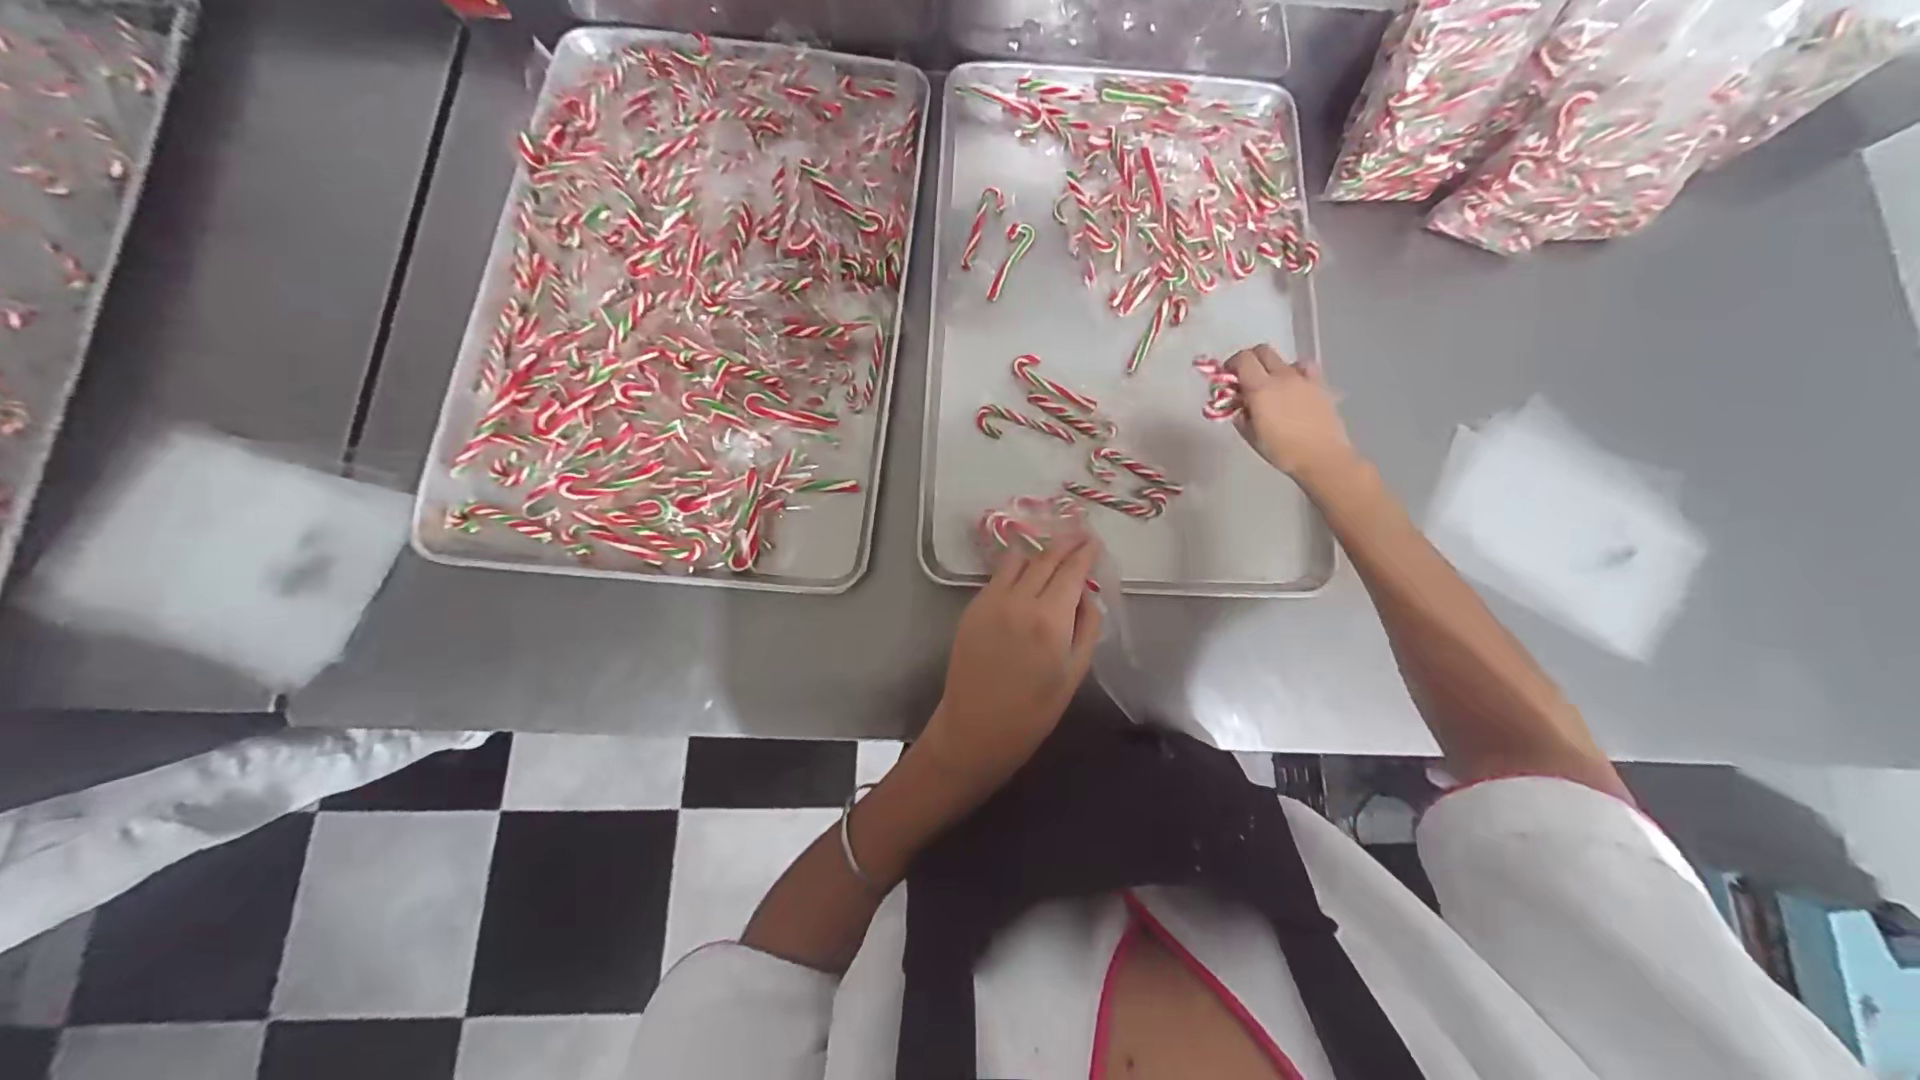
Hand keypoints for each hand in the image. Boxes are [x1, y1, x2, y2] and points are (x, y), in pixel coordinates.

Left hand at [911, 537, 1104, 803]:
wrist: (976, 727)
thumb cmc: (1034, 710)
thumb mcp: (1074, 672)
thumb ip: (1087, 628)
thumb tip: (1086, 596)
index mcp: (1050, 618)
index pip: (1072, 570)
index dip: (1085, 552)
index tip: (1094, 541)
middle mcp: (1019, 600)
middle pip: (1045, 558)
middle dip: (1065, 543)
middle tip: (1079, 533)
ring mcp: (991, 601)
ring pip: (1018, 560)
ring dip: (1038, 549)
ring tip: (1053, 547)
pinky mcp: (973, 607)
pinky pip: (998, 576)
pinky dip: (1016, 567)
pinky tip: (1026, 570)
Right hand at [1228, 344, 1355, 480]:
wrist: (1321, 457)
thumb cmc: (1281, 450)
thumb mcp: (1250, 435)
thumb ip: (1239, 414)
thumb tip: (1237, 404)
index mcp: (1260, 388)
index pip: (1242, 359)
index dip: (1231, 365)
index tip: (1228, 379)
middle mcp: (1281, 376)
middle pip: (1262, 350)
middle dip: (1249, 361)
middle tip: (1244, 379)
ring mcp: (1303, 378)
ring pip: (1282, 359)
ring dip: (1271, 367)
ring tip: (1270, 386)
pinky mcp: (1319, 384)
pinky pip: (1304, 367)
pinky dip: (1294, 371)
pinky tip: (1293, 386)